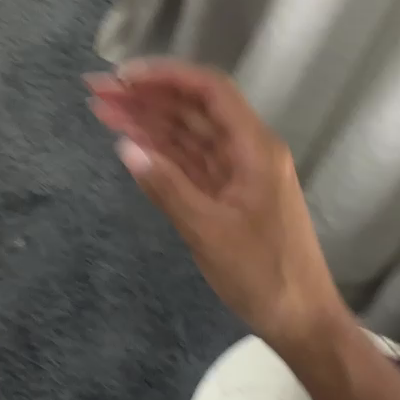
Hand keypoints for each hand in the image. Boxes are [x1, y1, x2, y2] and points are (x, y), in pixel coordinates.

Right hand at [87, 59, 345, 341]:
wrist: (302, 321)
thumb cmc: (263, 276)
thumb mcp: (208, 232)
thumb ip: (166, 187)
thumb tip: (125, 147)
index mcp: (254, 149)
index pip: (209, 92)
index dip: (166, 77)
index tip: (124, 77)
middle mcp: (246, 151)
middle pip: (192, 110)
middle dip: (146, 97)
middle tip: (97, 91)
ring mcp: (236, 174)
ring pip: (186, 136)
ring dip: (147, 121)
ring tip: (102, 110)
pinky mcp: (227, 196)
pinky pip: (189, 163)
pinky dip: (159, 151)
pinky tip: (130, 142)